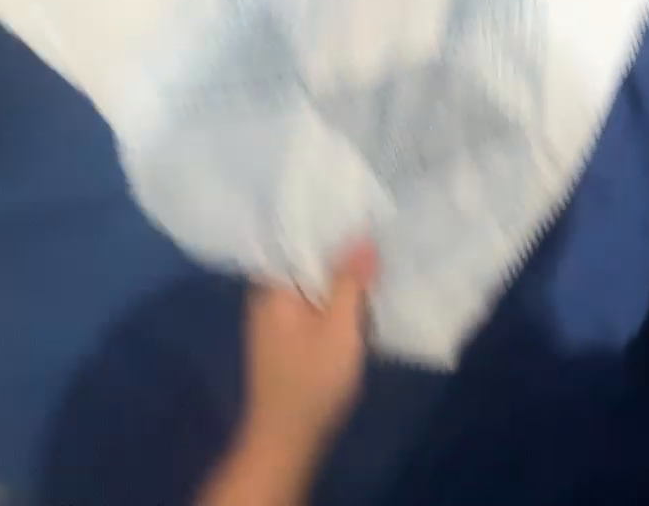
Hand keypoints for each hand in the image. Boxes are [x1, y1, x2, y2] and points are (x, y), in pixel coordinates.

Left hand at [240, 243, 378, 452]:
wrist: (288, 442)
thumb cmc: (312, 380)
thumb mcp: (339, 326)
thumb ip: (350, 280)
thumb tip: (363, 235)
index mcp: (272, 290)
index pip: (297, 239)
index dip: (329, 222)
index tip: (361, 206)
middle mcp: (269, 298)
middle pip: (307, 259)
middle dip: (341, 246)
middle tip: (378, 227)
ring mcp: (280, 319)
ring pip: (315, 281)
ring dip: (342, 272)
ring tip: (378, 251)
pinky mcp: (292, 337)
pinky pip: (317, 301)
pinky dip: (338, 294)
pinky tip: (365, 291)